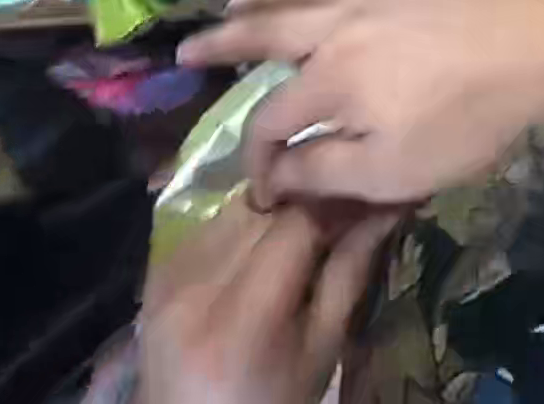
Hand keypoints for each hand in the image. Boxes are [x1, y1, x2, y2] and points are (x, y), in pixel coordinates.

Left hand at [138, 195, 400, 403]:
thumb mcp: (323, 348)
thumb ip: (351, 268)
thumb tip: (387, 202)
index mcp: (240, 319)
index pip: (297, 220)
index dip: (336, 199)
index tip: (367, 194)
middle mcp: (193, 288)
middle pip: (267, 205)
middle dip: (310, 199)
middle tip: (343, 207)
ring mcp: (166, 278)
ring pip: (240, 204)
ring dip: (278, 207)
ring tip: (304, 228)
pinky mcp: (156, 272)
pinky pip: (214, 222)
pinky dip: (247, 223)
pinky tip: (265, 245)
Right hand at [177, 0, 543, 206]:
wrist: (529, 51)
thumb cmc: (464, 118)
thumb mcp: (393, 170)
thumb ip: (326, 171)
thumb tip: (277, 174)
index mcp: (329, 78)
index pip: (272, 122)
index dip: (260, 158)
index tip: (265, 187)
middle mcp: (336, 27)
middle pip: (265, 34)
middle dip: (222, 44)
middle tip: (185, 48)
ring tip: (232, 4)